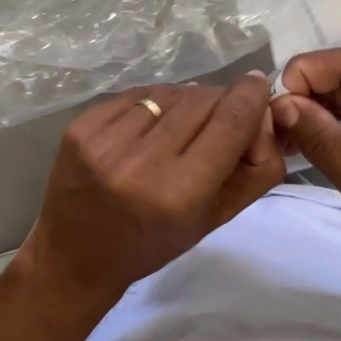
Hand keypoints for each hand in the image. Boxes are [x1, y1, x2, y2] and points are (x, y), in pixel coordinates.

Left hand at [17, 74, 283, 301]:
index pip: (230, 122)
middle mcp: (141, 164)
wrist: (76, 256)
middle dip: (220, 101)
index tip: (258, 85)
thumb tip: (263, 112)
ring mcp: (105, 143)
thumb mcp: (214, 220)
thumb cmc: (152, 244)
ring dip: (185, 102)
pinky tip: (149, 126)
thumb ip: (255, 170)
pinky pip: (135, 96)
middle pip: (202, 100)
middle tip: (221, 116)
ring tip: (180, 127)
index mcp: (179, 195)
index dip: (251, 96)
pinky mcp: (81, 128)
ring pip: (169, 93)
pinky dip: (151, 104)